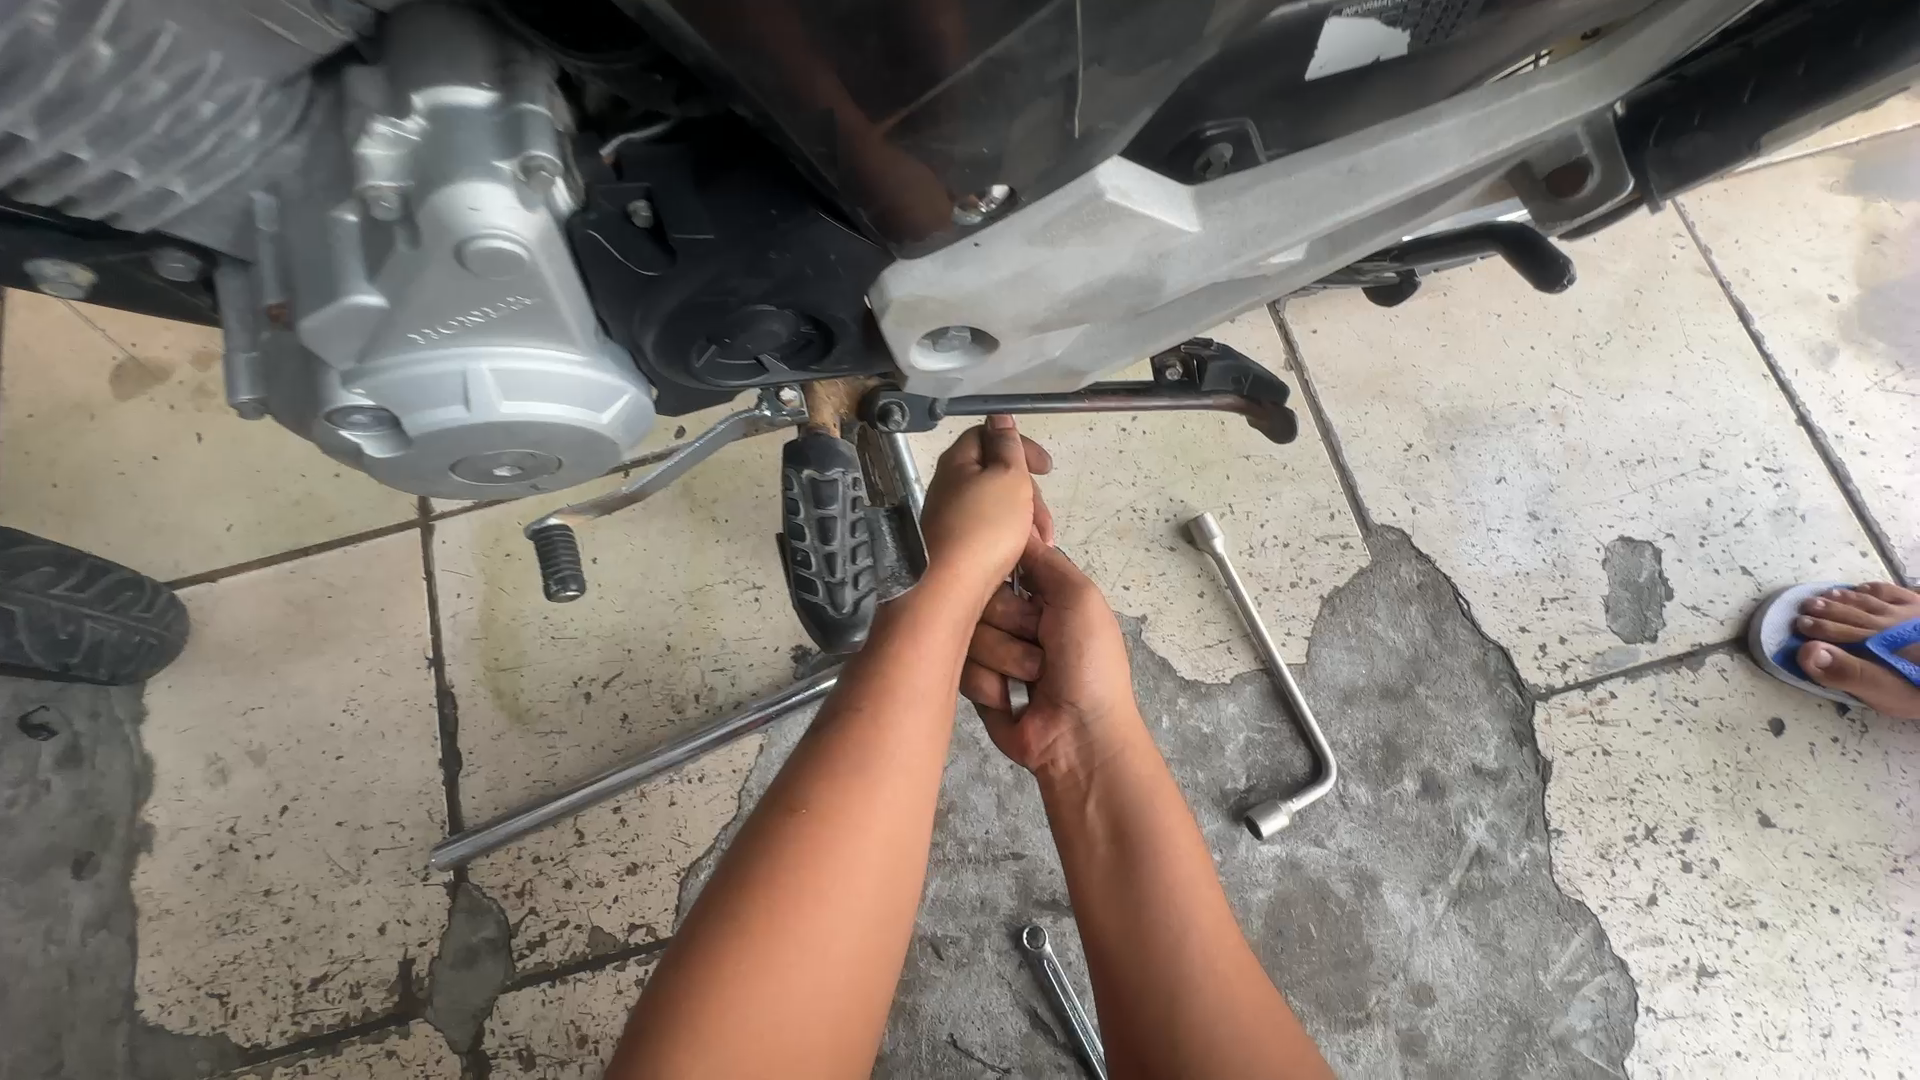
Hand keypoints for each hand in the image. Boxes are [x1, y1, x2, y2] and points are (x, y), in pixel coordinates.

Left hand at [917, 416, 1053, 600]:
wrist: (953, 586)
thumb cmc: (985, 526)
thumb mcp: (1007, 478)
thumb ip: (1007, 446)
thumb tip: (999, 416)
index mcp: (958, 462)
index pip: (988, 435)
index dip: (1019, 444)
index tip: (1045, 467)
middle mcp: (950, 485)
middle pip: (996, 473)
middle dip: (1029, 491)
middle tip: (1044, 516)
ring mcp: (951, 516)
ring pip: (998, 504)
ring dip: (1025, 517)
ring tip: (1041, 542)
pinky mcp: (956, 544)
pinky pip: (990, 529)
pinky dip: (1011, 536)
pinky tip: (1024, 552)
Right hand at [959, 536, 1146, 781]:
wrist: (1080, 735)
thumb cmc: (1089, 663)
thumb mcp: (1079, 598)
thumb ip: (1045, 560)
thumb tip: (1017, 526)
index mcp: (1041, 595)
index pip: (999, 565)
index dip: (1000, 572)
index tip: (1007, 580)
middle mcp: (1013, 619)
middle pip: (978, 598)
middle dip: (1011, 622)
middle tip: (1041, 641)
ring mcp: (992, 652)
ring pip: (966, 634)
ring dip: (1005, 658)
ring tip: (1033, 678)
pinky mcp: (974, 684)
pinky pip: (961, 669)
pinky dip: (990, 684)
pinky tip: (1013, 699)